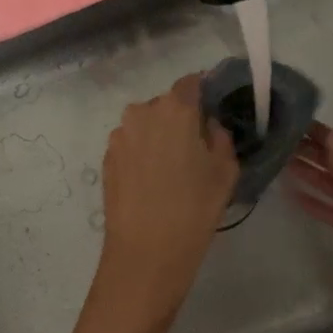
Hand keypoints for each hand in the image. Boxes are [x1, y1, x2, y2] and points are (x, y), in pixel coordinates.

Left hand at [96, 74, 239, 312]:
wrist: (146, 250)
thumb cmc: (195, 208)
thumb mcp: (226, 170)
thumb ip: (220, 137)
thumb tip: (208, 126)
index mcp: (176, 108)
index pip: (191, 83)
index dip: (203, 93)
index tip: (212, 111)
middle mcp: (142, 112)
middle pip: (166, 104)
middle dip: (180, 118)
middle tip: (194, 147)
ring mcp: (120, 135)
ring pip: (146, 125)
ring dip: (158, 137)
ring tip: (170, 169)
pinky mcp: (107, 158)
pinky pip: (131, 145)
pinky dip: (142, 154)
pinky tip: (151, 182)